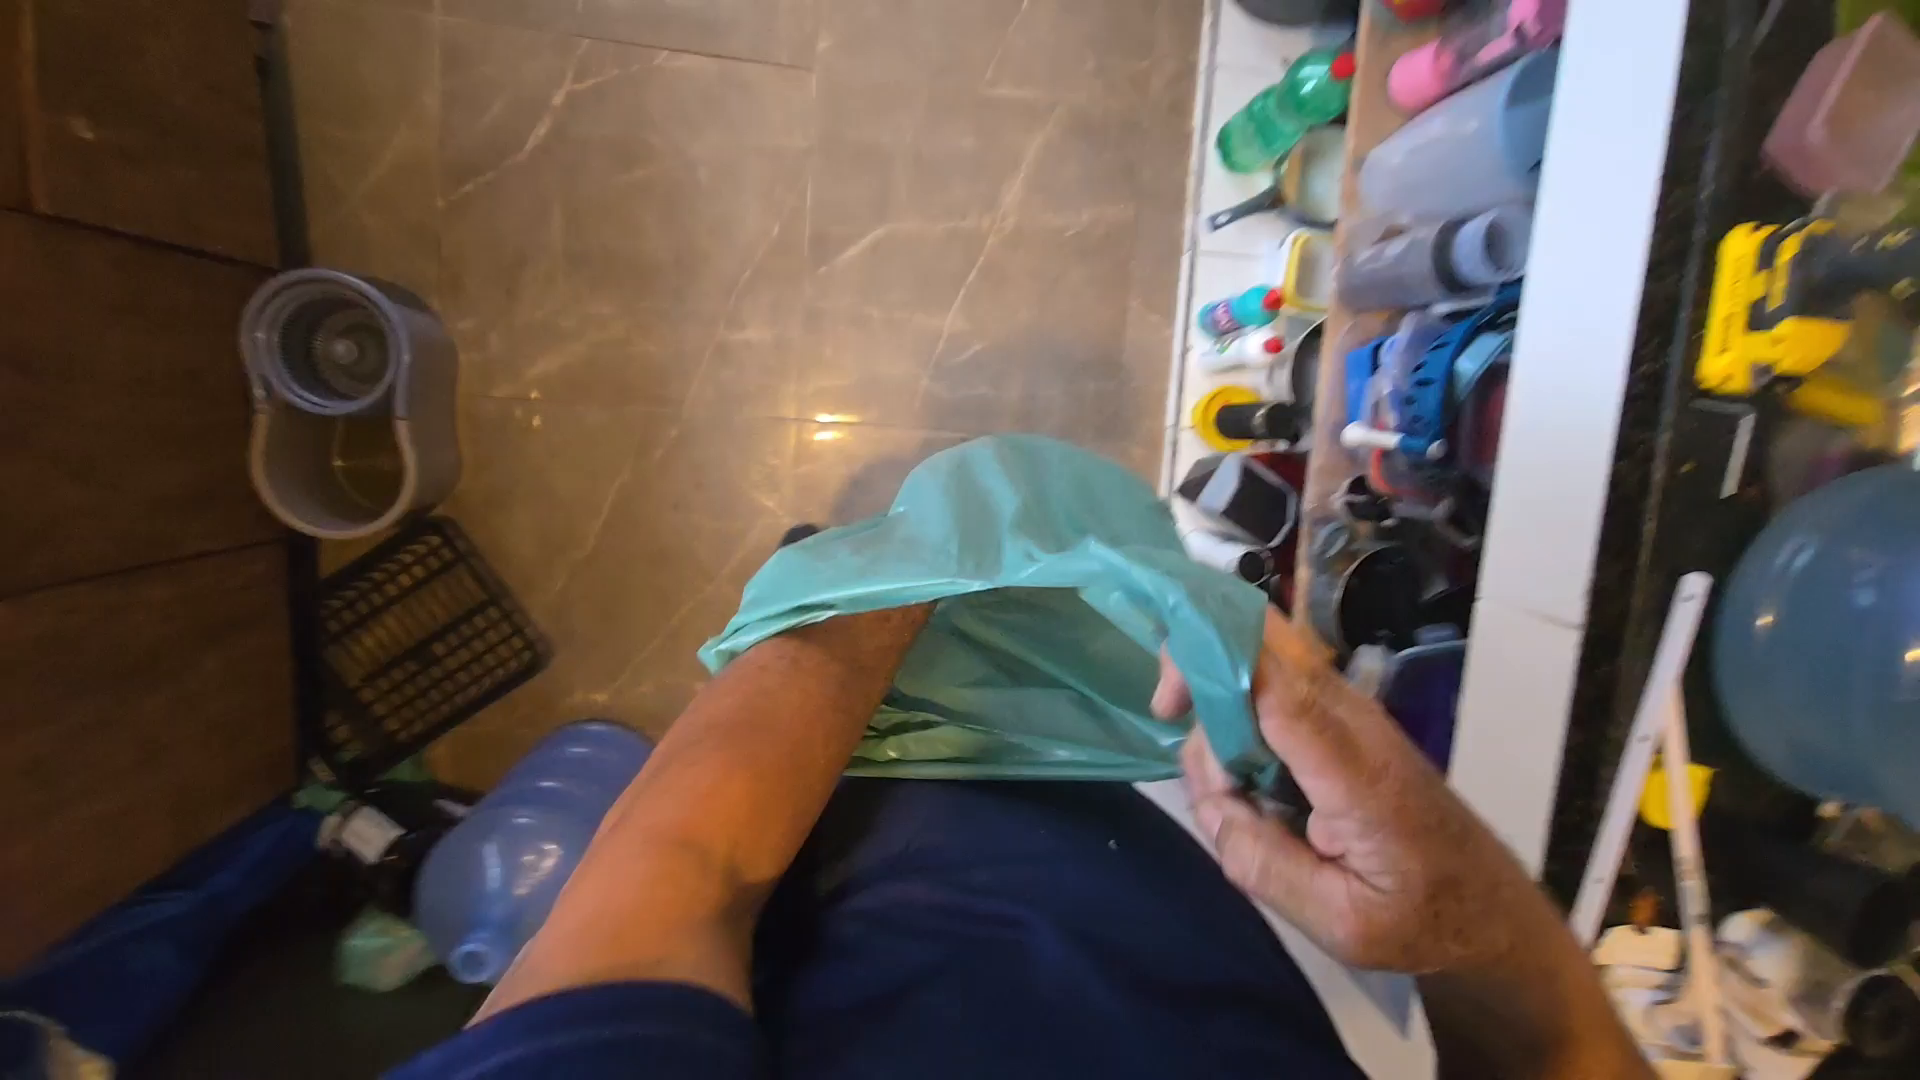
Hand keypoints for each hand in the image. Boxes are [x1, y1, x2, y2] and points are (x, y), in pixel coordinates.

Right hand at [1151, 610, 1556, 974]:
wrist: (1491, 914)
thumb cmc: (1424, 923)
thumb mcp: (1342, 926)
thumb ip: (1264, 865)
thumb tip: (1212, 806)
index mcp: (1355, 770)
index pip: (1277, 683)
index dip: (1213, 662)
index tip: (1167, 703)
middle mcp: (1349, 720)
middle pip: (1262, 643)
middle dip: (1202, 666)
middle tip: (1176, 723)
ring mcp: (1346, 714)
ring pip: (1255, 668)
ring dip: (1218, 719)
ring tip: (1234, 801)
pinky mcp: (1337, 722)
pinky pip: (1268, 692)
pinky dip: (1235, 724)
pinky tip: (1247, 786)